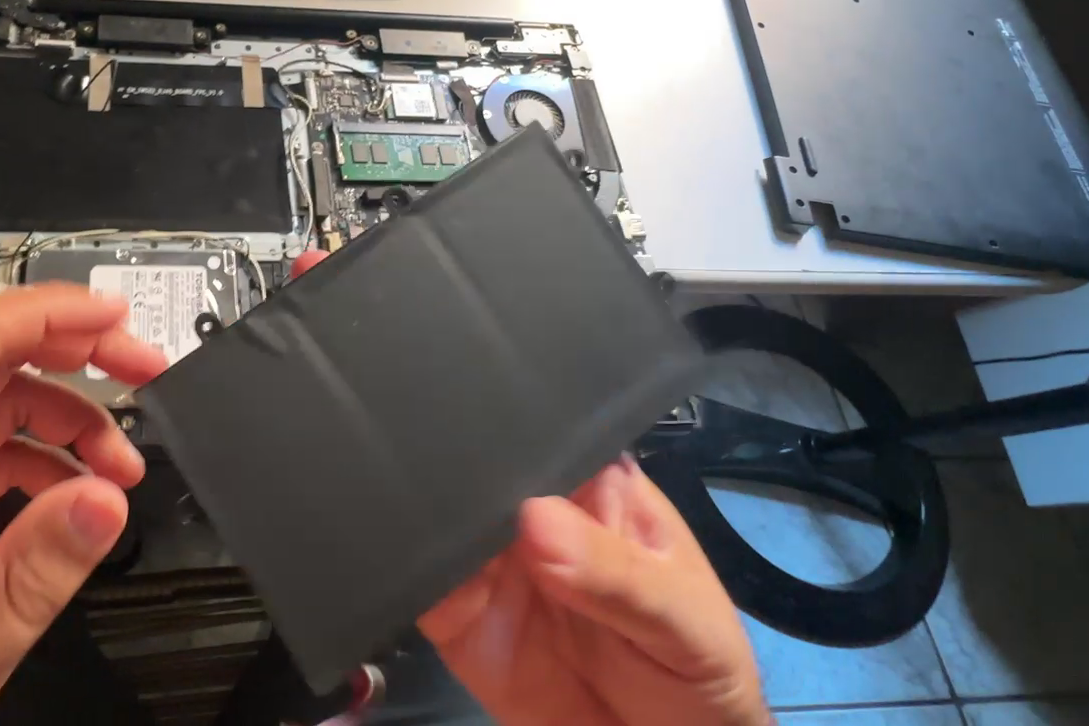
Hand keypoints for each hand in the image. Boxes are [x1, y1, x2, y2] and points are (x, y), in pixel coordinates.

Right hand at [418, 457, 767, 725]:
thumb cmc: (699, 675)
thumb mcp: (684, 623)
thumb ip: (617, 575)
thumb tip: (534, 518)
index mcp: (589, 488)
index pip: (542, 439)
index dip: (506, 425)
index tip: (465, 414)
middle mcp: (527, 511)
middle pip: (477, 470)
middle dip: (450, 464)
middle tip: (420, 458)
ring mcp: (487, 561)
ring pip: (439, 519)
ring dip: (417, 510)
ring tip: (395, 497)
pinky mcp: (454, 613)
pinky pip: (418, 582)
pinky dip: (400, 569)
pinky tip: (389, 554)